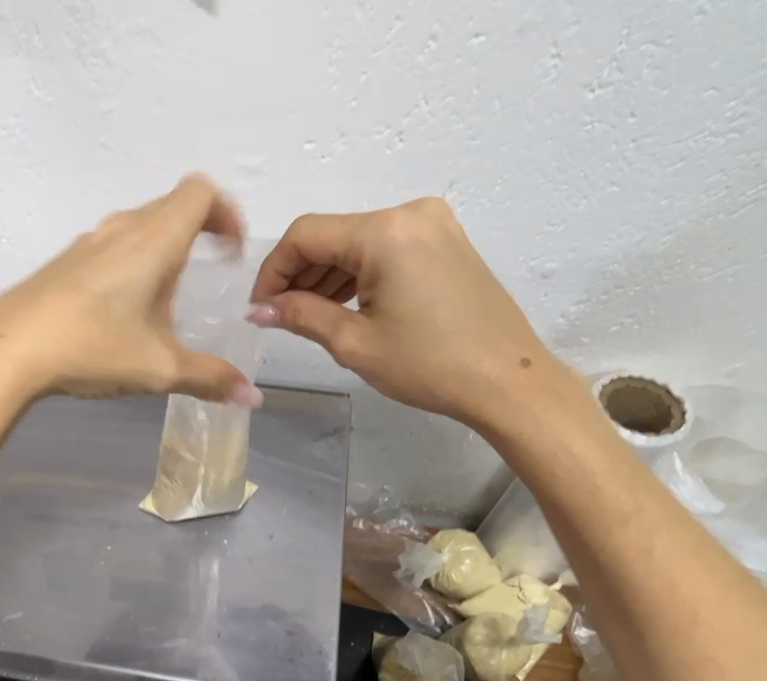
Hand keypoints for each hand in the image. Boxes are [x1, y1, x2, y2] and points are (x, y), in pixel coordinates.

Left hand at [0, 175, 264, 406]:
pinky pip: (110, 248)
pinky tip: (121, 313)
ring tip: (166, 298)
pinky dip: (131, 263)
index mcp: (154, 240)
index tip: (232, 253)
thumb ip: (209, 379)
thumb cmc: (92, 348)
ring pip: (138, 227)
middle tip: (208, 275)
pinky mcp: (62, 263)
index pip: (201, 192)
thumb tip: (252, 398)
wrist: (7, 351)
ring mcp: (87, 243)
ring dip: (162, 248)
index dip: (226, 213)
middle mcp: (121, 229)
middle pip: (171, 206)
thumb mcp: (159, 369)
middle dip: (199, 232)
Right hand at [248, 198, 563, 429]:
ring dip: (327, 276)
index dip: (273, 270)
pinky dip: (358, 275)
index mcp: (384, 232)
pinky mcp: (446, 244)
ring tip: (307, 317)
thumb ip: (301, 316)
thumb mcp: (354, 343)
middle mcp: (409, 214)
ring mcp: (433, 226)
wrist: (507, 381)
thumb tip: (260, 309)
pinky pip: (386, 250)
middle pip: (332, 235)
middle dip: (299, 274)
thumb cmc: (428, 364)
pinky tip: (343, 307)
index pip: (305, 235)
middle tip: (278, 317)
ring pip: (358, 243)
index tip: (259, 309)